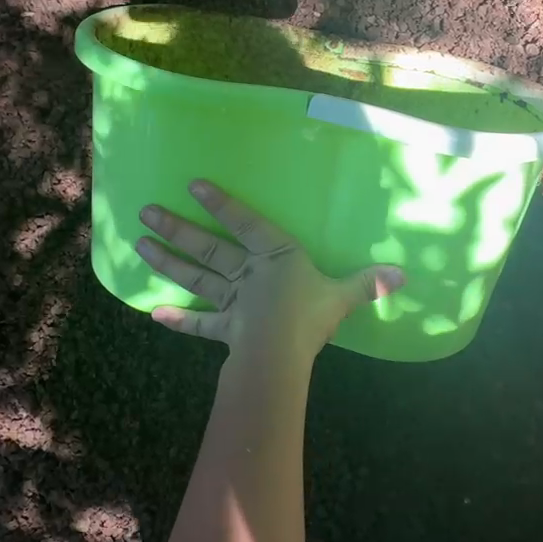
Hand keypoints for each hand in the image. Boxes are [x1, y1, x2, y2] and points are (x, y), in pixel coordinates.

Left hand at [136, 180, 404, 362]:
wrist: (281, 357)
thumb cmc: (310, 318)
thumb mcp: (342, 296)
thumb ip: (367, 283)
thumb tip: (402, 273)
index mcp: (275, 255)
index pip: (245, 222)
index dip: (221, 203)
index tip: (193, 185)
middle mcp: (248, 272)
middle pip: (209, 248)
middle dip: (177, 228)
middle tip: (145, 212)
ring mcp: (232, 301)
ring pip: (196, 277)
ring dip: (169, 261)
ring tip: (139, 244)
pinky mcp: (225, 329)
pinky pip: (200, 323)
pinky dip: (179, 320)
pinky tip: (154, 313)